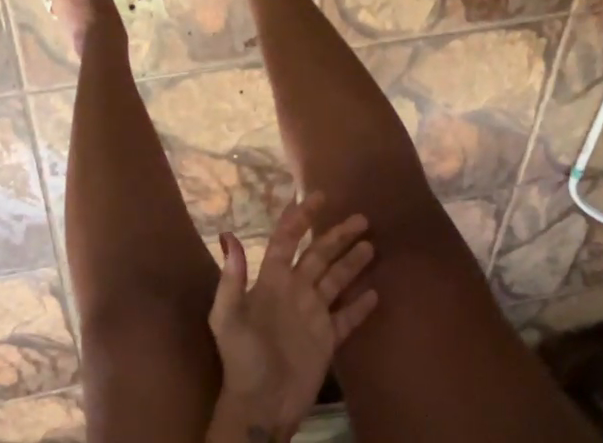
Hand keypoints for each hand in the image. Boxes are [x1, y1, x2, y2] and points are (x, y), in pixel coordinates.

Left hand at [207, 193, 379, 435]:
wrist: (260, 405)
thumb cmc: (241, 360)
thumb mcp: (228, 318)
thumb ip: (232, 278)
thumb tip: (228, 235)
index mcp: (271, 282)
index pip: (286, 239)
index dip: (300, 217)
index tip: (318, 196)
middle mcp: (293, 291)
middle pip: (318, 255)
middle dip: (337, 235)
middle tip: (361, 218)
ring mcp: (311, 315)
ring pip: (335, 280)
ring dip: (352, 262)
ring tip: (371, 244)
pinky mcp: (326, 340)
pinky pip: (346, 318)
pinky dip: (359, 305)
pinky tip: (374, 292)